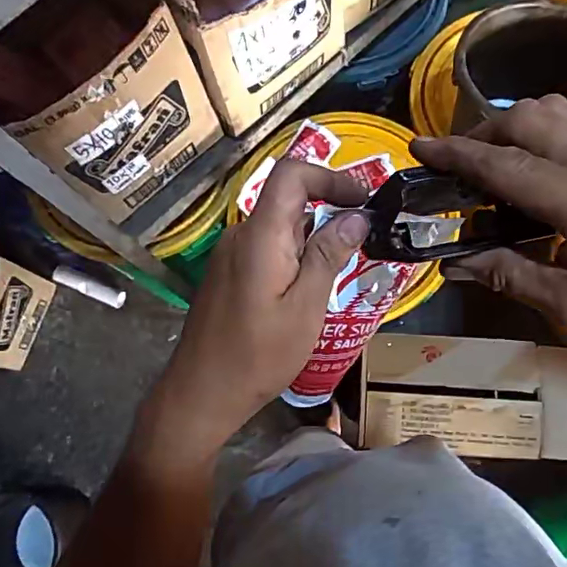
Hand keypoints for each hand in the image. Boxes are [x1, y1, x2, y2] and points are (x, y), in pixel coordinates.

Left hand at [144, 160, 370, 452]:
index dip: (331, 176)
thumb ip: (328, 256)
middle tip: (365, 236)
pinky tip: (310, 285)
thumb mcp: (305, 308)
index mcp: (261, 236)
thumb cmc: (258, 357)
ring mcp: (230, 254)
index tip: (364, 199)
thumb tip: (356, 217)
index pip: (291, 174)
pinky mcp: (228, 274)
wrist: (201, 392)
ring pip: (279, 225)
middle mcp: (241, 235)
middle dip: (330, 207)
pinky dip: (295, 252)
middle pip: (287, 198)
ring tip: (344, 265)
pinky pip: (267, 247)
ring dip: (314, 233)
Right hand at [412, 96, 566, 388]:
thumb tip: (453, 263)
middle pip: (534, 117)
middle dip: (484, 133)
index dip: (459, 154)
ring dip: (514, 128)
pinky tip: (529, 176)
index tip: (419, 146)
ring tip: (489, 167)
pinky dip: (541, 138)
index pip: (510, 164)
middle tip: (456, 168)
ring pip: (559, 113)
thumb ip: (509, 273)